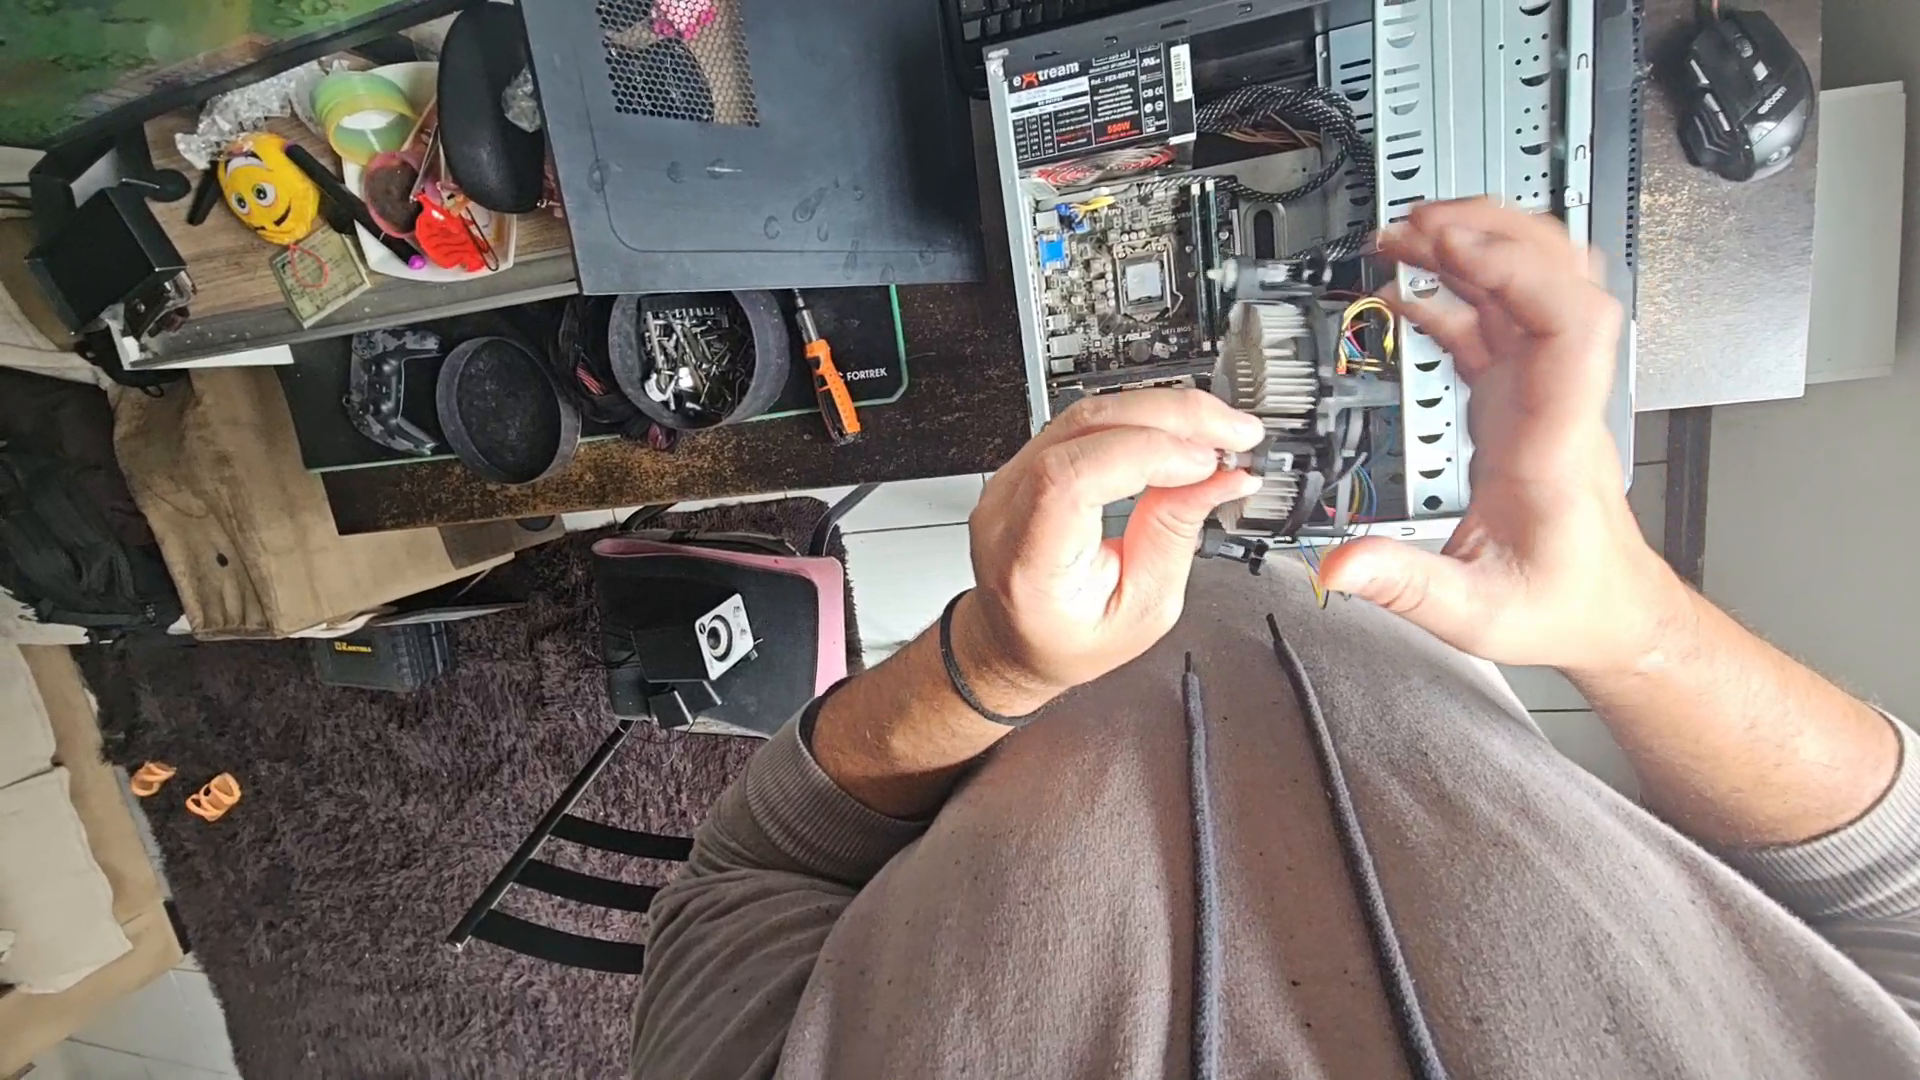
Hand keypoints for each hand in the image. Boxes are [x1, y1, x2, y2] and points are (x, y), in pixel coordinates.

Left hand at [953, 389, 1265, 713]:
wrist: (1015, 640)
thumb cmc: (1068, 641)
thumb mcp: (1140, 609)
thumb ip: (1174, 536)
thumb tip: (1222, 478)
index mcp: (1028, 565)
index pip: (1071, 479)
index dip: (1146, 454)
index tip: (1208, 463)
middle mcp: (1008, 511)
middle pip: (1082, 428)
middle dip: (1170, 418)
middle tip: (1234, 433)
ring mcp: (1010, 480)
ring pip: (1086, 414)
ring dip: (1162, 412)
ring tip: (1218, 432)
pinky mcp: (1025, 465)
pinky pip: (1085, 424)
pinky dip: (1142, 420)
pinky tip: (1181, 433)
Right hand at [1317, 199, 1687, 674]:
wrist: (1607, 613)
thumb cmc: (1563, 604)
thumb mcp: (1471, 610)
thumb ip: (1401, 583)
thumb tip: (1337, 564)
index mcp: (1551, 437)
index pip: (1563, 320)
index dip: (1512, 269)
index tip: (1448, 245)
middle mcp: (1552, 401)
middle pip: (1552, 281)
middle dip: (1488, 235)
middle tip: (1414, 223)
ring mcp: (1537, 397)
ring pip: (1524, 292)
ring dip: (1471, 253)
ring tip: (1405, 239)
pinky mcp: (1516, 405)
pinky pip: (1490, 330)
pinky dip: (1451, 299)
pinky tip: (1409, 294)